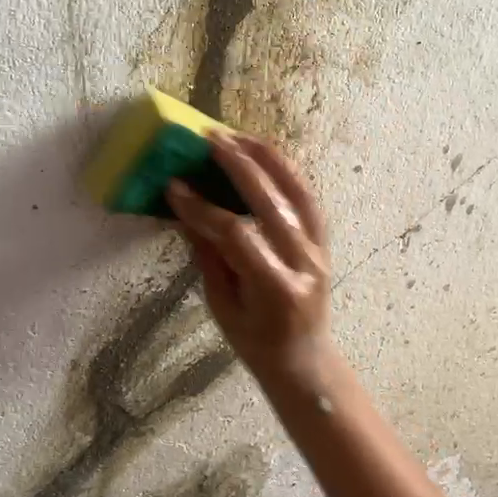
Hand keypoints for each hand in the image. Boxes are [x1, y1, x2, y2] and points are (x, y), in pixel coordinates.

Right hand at [166, 131, 332, 384]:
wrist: (304, 361)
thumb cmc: (256, 343)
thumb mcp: (222, 307)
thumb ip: (209, 256)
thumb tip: (187, 211)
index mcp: (276, 289)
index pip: (236, 235)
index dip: (202, 208)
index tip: (174, 187)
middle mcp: (303, 264)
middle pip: (271, 203)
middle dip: (237, 166)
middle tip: (208, 141)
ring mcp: (318, 249)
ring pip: (296, 190)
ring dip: (264, 157)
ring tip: (235, 135)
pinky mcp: (323, 239)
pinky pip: (305, 195)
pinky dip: (284, 169)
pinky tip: (261, 152)